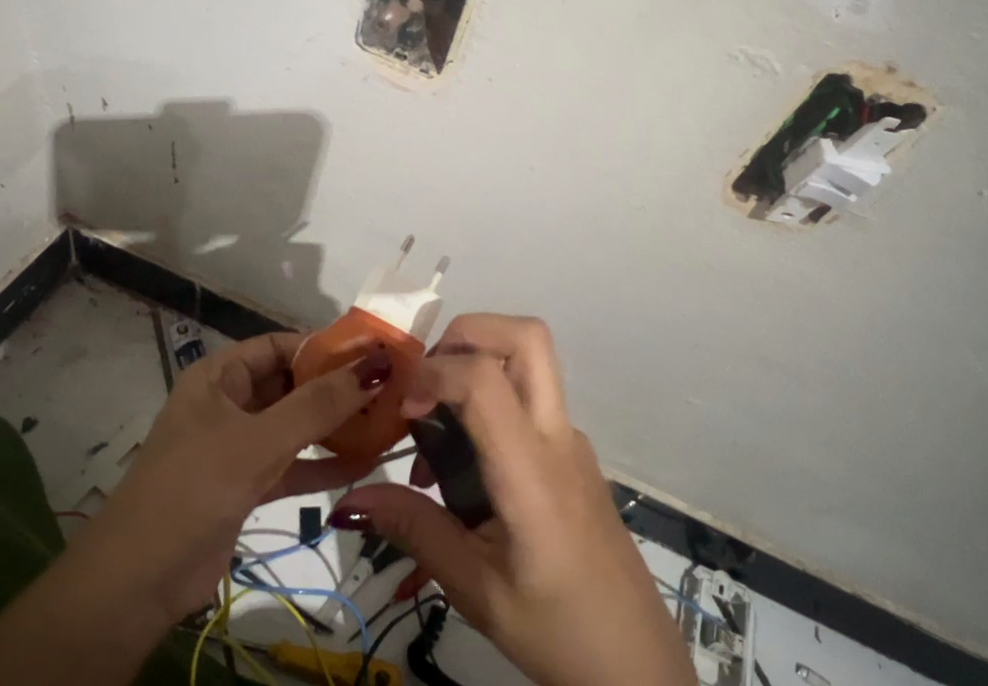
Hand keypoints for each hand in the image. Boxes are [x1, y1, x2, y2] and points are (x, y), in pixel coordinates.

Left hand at [0, 332, 390, 685]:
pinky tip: (366, 465)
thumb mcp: (259, 440)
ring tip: (389, 422)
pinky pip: (292, 464)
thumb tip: (379, 362)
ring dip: (336, 426)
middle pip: (291, 384)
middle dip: (338, 388)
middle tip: (394, 389)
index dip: (327, 346)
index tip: (378, 352)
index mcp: (219, 376)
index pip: (280, 345)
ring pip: (295, 426)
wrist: (139, 578)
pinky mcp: (246, 486)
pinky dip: (323, 464)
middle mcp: (228, 403)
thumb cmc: (194, 488)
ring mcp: (237, 446)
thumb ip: (320, 403)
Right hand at [330, 315, 694, 685]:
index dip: (433, 372)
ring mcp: (570, 442)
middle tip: (424, 380)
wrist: (635, 661)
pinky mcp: (571, 455)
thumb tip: (352, 496)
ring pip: (529, 363)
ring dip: (473, 368)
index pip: (485, 377)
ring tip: (429, 434)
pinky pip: (528, 401)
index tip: (401, 407)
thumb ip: (415, 529)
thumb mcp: (475, 589)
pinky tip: (458, 468)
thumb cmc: (556, 629)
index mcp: (533, 471)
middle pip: (526, 337)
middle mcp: (557, 438)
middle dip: (466, 334)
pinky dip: (487, 402)